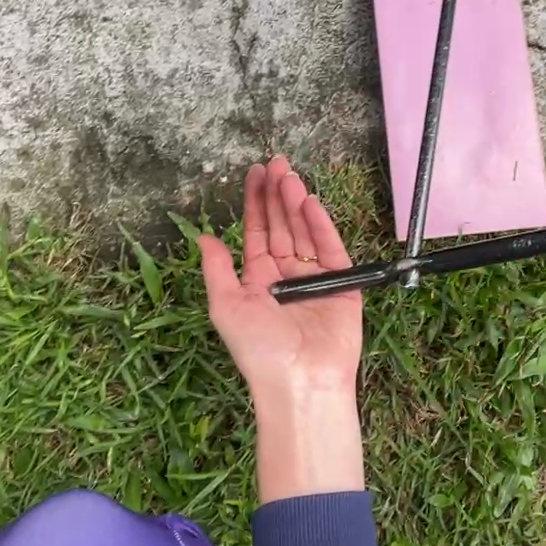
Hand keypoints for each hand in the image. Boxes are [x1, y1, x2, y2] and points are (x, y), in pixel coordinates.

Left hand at [198, 156, 365, 501]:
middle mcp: (287, 274)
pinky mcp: (342, 283)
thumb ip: (217, 270)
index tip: (254, 173)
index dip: (255, 203)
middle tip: (276, 162)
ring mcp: (316, 277)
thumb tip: (202, 237)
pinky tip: (310, 201)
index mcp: (258, 280)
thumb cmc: (259, 350)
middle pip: (282, 225)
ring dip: (296, 203)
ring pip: (305, 231)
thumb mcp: (226, 308)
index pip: (258, 232)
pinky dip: (321, 224)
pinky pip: (331, 247)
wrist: (301, 383)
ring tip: (289, 176)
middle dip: (277, 194)